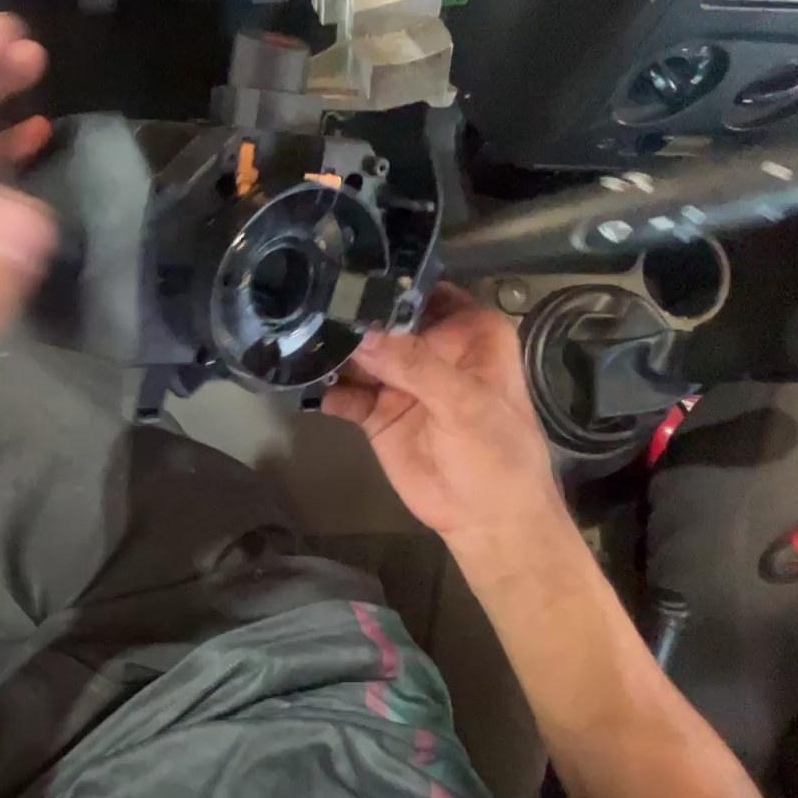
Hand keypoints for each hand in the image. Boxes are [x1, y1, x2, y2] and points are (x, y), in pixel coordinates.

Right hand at [322, 285, 568, 555]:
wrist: (484, 519)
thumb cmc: (496, 454)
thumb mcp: (464, 403)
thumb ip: (417, 366)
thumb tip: (365, 336)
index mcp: (468, 333)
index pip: (423, 295)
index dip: (388, 288)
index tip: (346, 279)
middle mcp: (431, 349)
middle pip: (383, 323)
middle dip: (350, 321)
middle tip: (309, 311)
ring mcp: (401, 381)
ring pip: (360, 356)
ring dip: (333, 355)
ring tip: (301, 347)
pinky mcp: (376, 413)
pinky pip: (346, 394)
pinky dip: (329, 391)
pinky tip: (311, 389)